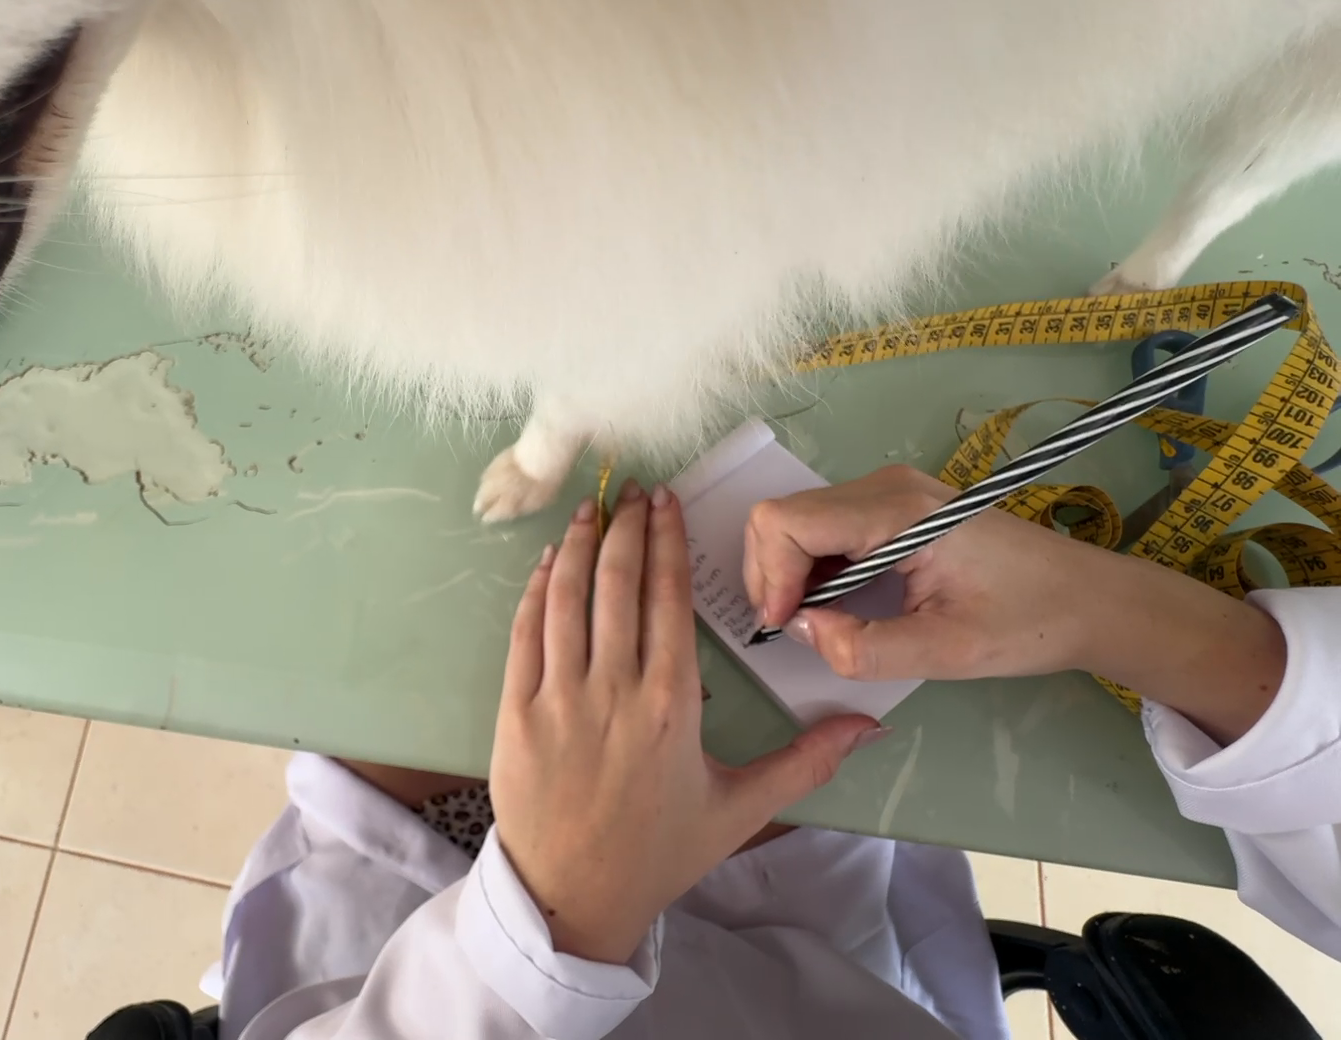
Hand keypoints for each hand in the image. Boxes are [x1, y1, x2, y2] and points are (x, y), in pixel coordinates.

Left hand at [490, 481, 879, 964]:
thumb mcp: (739, 811)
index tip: (665, 503)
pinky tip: (548, 562)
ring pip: (567, 600)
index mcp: (672, 706)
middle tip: (629, 490)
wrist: (573, 893)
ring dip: (579, 547)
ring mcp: (559, 697)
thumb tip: (867, 724)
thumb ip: (803, 763)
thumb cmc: (658, 850)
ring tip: (590, 510)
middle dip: (625, 529)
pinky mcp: (517, 708)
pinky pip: (525, 634)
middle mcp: (615, 690)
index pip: (668, 601)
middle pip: (618, 587)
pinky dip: (536, 591)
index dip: (665, 544)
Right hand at [742, 465, 1286, 742]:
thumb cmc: (1032, 623)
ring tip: (809, 613)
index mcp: (898, 512)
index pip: (786, 523)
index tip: (784, 623)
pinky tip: (829, 595)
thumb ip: (864, 648)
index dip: (770, 575)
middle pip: (778, 516)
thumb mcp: (949, 653)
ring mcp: (881, 489)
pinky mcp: (883, 502)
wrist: (1095, 599)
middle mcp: (880, 486)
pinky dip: (804, 562)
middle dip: (768, 573)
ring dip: (782, 569)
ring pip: (789, 518)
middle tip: (790, 623)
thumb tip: (800, 628)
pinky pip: (814, 524)